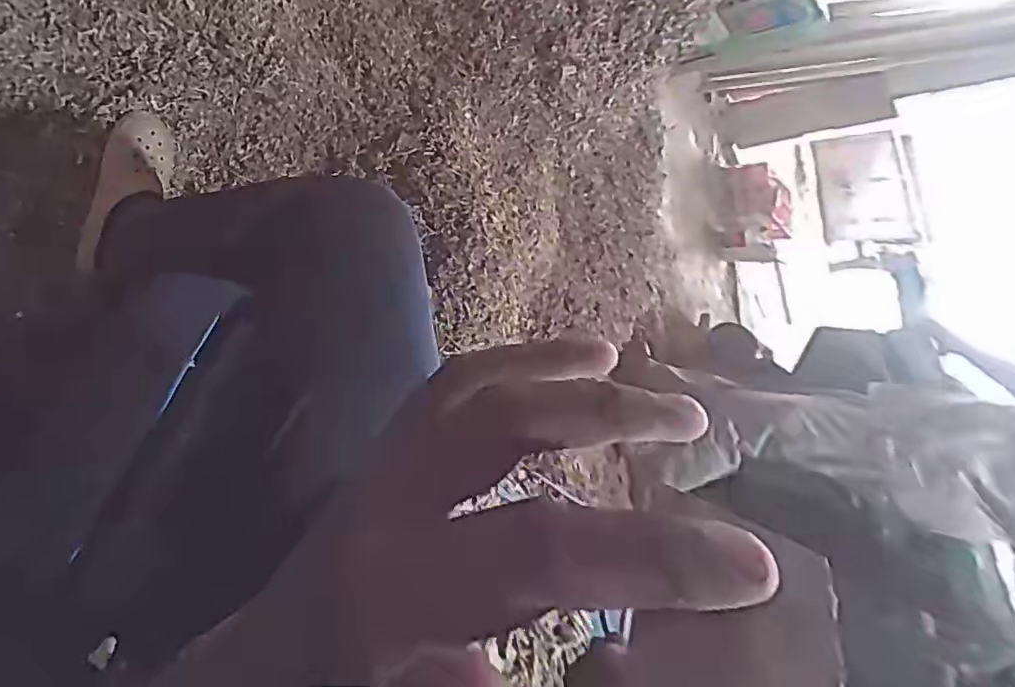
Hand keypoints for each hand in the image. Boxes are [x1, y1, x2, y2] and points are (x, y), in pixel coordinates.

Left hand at [157, 337, 779, 685]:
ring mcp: (376, 465)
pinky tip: (548, 372)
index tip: (751, 561)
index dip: (644, 554)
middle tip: (689, 420)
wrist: (263, 664)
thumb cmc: (346, 677)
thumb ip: (509, 669)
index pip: (534, 547)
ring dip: (544, 367)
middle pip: (491, 420)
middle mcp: (385, 501)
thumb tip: (632, 651)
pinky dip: (504, 371)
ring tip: (617, 360)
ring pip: (460, 385)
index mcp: (398, 582)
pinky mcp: (380, 456)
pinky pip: (443, 393)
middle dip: (595, 412)